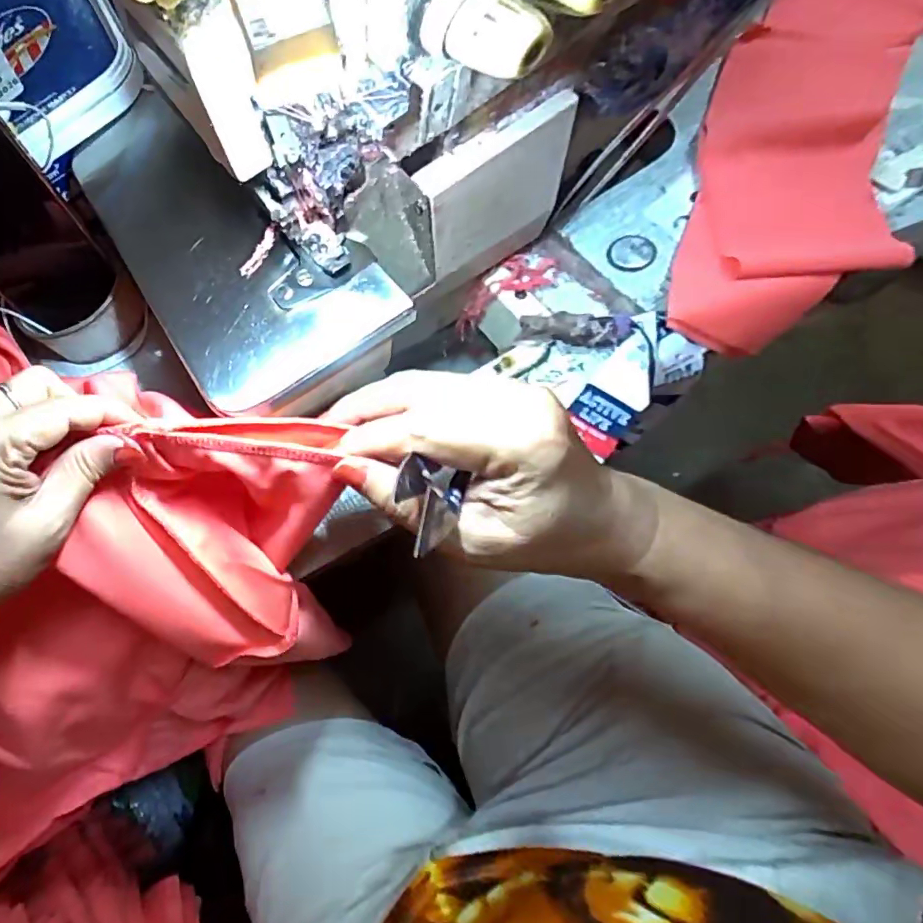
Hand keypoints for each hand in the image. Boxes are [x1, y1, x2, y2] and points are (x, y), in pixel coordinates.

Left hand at [0, 366, 141, 660]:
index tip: (141, 426)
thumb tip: (123, 440)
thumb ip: (84, 470)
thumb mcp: (47, 521)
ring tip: (88, 442)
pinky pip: (7, 412)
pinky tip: (56, 449)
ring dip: (58, 409)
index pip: (60, 407)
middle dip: (78, 402)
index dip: (106, 412)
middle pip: (36, 384)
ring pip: (21, 393)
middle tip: (109, 434)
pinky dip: (38, 421)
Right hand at [325, 371, 655, 579]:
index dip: (369, 439)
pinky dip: (398, 400)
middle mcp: (514, 398)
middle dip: (363, 409)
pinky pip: (435, 384)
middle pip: (418, 391)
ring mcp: (510, 384)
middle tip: (322, 431)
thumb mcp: (470, 541)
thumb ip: (406, 505)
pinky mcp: (501, 383)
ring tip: (340, 424)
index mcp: (519, 440)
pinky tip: (375, 417)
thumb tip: (346, 468)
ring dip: (375, 401)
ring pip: (422, 380)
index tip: (328, 455)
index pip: (423, 427)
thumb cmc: (541, 542)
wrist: (600, 516)